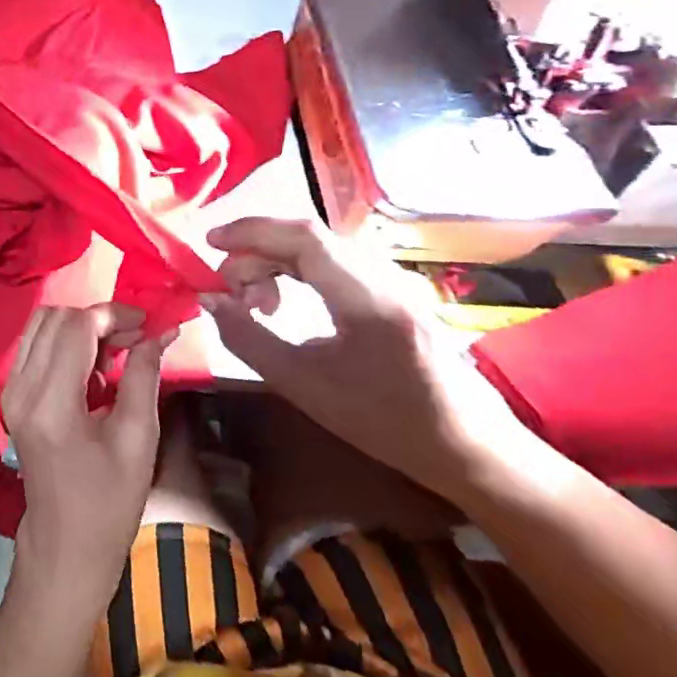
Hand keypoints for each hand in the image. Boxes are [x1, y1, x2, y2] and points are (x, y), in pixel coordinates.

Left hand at [3, 304, 167, 584]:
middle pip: (55, 317)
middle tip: (135, 339)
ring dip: (81, 326)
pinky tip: (94, 367)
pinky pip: (36, 344)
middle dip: (98, 318)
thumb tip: (162, 330)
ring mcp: (11, 390)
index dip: (114, 314)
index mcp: (51, 402)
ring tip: (117, 351)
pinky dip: (66, 341)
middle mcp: (21, 388)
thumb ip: (145, 376)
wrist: (65, 543)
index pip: (76, 326)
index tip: (148, 323)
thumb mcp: (138, 439)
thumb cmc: (109, 501)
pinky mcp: (12, 394)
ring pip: (42, 324)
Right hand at [203, 218, 539, 502]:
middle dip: (257, 253)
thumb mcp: (304, 387)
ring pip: (320, 247)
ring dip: (276, 262)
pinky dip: (299, 270)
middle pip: (308, 238)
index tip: (211, 244)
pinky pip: (335, 261)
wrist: (467, 444)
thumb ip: (248, 338)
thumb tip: (209, 300)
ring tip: (257, 303)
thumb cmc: (385, 423)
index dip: (251, 232)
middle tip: (228, 291)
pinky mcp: (396, 285)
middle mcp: (387, 276)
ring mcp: (397, 278)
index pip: (303, 238)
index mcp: (369, 301)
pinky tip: (286, 301)